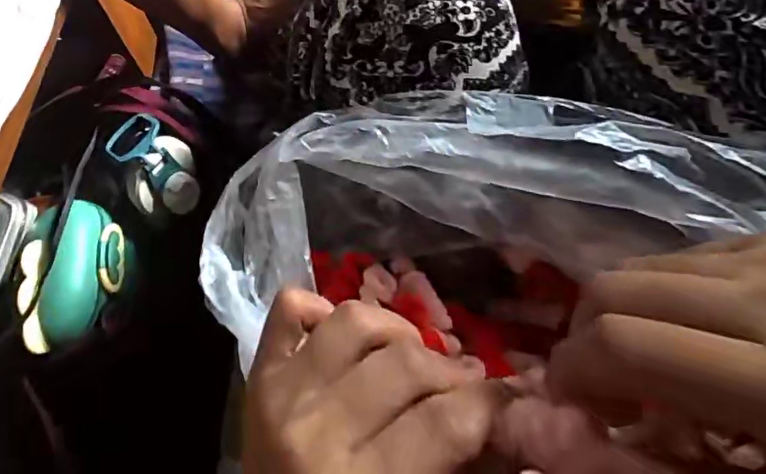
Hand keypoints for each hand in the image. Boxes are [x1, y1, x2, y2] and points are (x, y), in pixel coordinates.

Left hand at [242, 289, 504, 473]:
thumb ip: (455, 469)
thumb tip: (507, 423)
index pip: (443, 422)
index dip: (488, 404)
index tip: (506, 398)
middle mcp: (319, 428)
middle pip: (402, 364)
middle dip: (446, 369)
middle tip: (463, 381)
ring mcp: (283, 391)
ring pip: (352, 320)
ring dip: (393, 329)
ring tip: (410, 352)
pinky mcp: (258, 370)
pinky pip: (288, 308)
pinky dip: (319, 307)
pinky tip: (342, 334)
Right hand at [547, 231, 765, 473]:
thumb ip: (674, 463)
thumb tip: (568, 432)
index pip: (628, 345)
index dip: (575, 371)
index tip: (566, 399)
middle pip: (618, 287)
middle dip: (585, 335)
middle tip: (600, 384)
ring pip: (641, 264)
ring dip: (623, 313)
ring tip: (648, 361)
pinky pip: (684, 257)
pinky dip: (666, 295)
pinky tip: (699, 334)